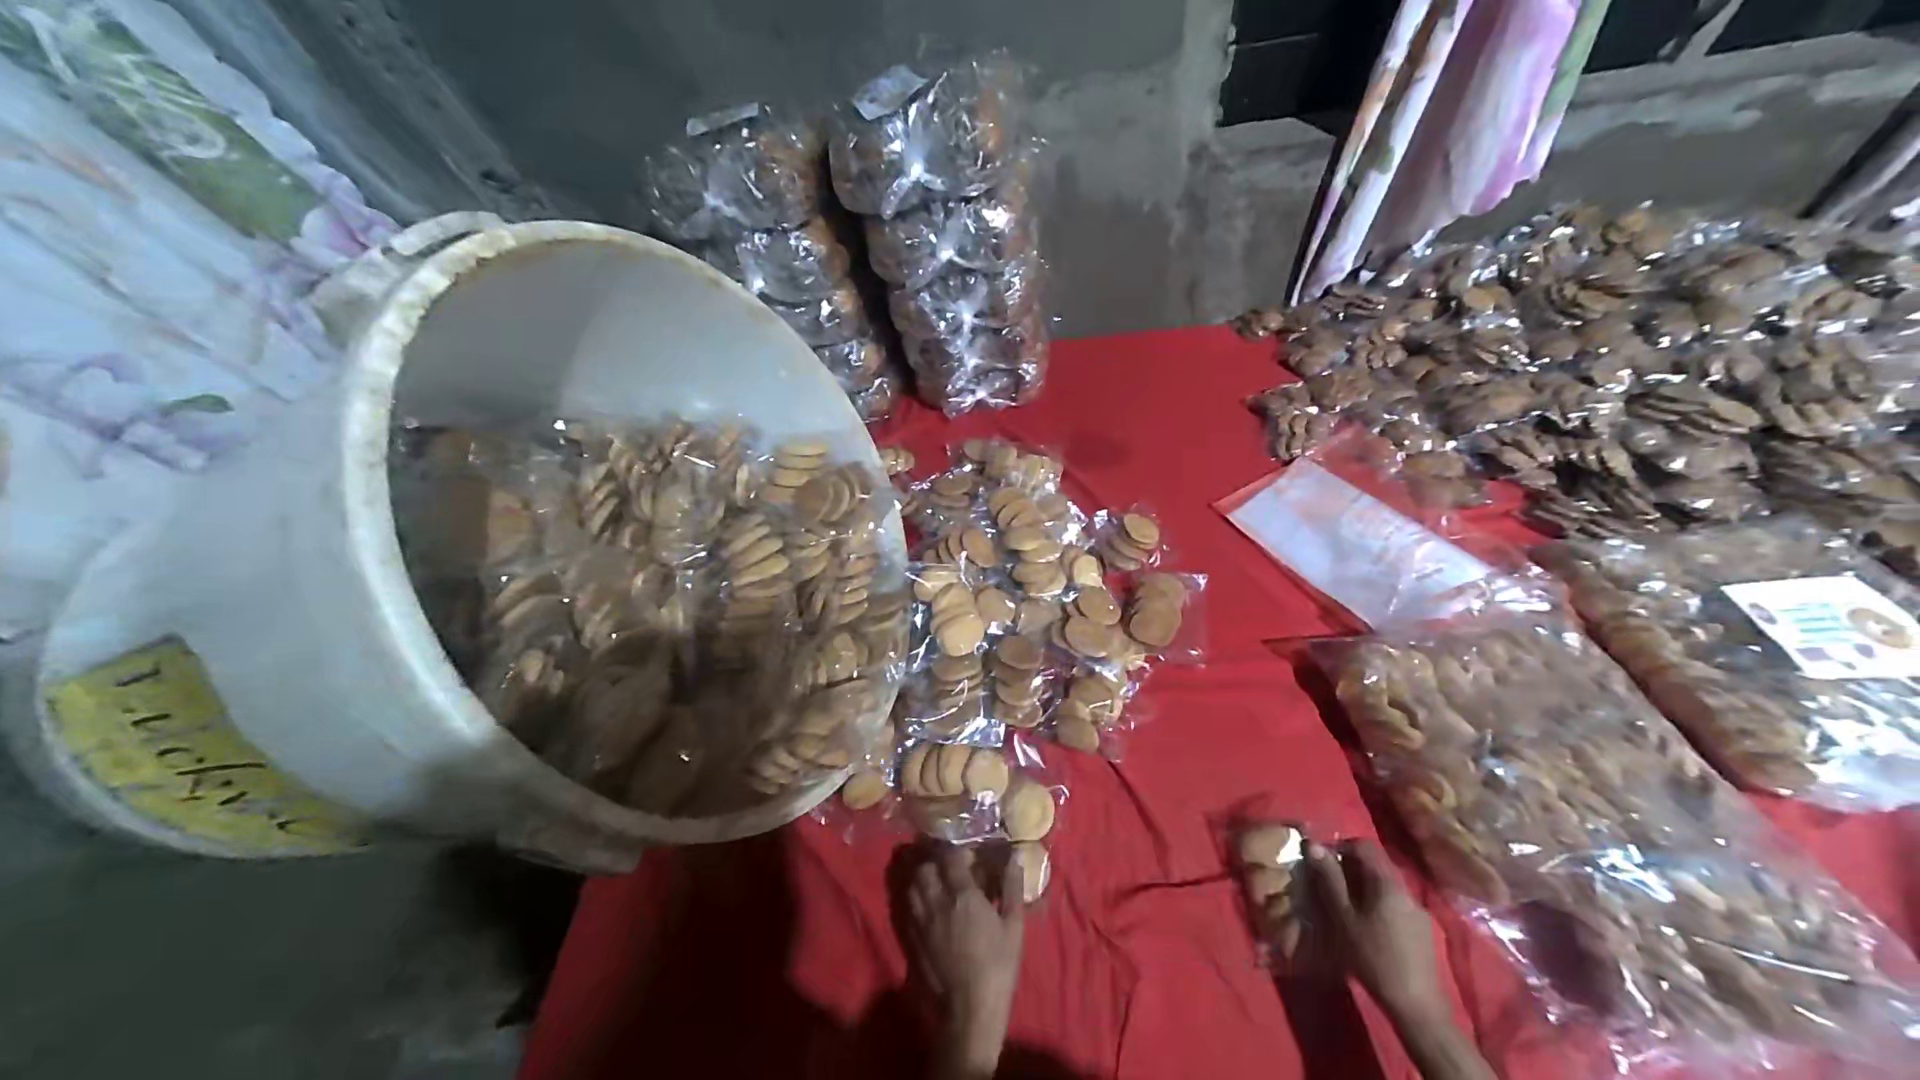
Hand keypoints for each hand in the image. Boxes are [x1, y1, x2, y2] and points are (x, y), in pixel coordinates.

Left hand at [908, 846, 1025, 1077]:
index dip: (956, 848)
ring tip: (935, 876)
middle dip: (934, 858)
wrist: (968, 1009)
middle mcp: (936, 901)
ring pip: (912, 883)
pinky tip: (926, 900)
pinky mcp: (911, 936)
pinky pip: (907, 904)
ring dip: (921, 873)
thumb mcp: (1013, 926)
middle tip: (947, 861)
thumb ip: (1011, 887)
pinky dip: (914, 894)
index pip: (950, 856)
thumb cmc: (997, 966)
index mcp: (962, 895)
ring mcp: (920, 919)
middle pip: (924, 866)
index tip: (967, 850)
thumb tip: (1014, 856)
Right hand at [1307, 838, 1444, 1021]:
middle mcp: (1406, 889)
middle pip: (1376, 864)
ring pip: (1385, 884)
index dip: (1341, 846)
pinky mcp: (1422, 929)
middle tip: (1328, 885)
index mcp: (1388, 882)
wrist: (1416, 1005)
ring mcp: (1418, 910)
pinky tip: (1368, 926)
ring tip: (1345, 907)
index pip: (1364, 845)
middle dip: (1350, 867)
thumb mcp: (1342, 916)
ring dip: (1363, 886)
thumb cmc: (1372, 956)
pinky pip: (1395, 903)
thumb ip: (1329, 879)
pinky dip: (1377, 903)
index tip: (1322, 862)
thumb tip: (1313, 844)